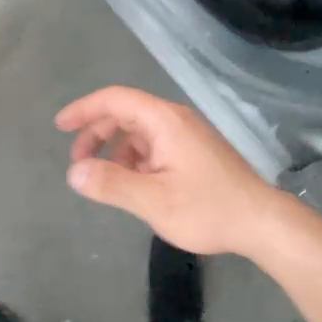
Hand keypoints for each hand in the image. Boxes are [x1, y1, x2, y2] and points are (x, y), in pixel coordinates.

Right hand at [56, 86, 291, 256]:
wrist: (261, 222)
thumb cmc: (207, 208)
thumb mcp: (154, 201)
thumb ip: (112, 184)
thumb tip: (74, 172)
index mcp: (164, 120)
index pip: (115, 99)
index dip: (85, 109)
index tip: (60, 125)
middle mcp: (175, 118)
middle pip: (126, 112)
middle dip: (97, 132)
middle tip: (76, 160)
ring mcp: (187, 134)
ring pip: (140, 130)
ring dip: (116, 148)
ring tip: (102, 178)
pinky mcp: (195, 151)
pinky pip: (155, 144)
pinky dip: (135, 157)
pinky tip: (133, 184)